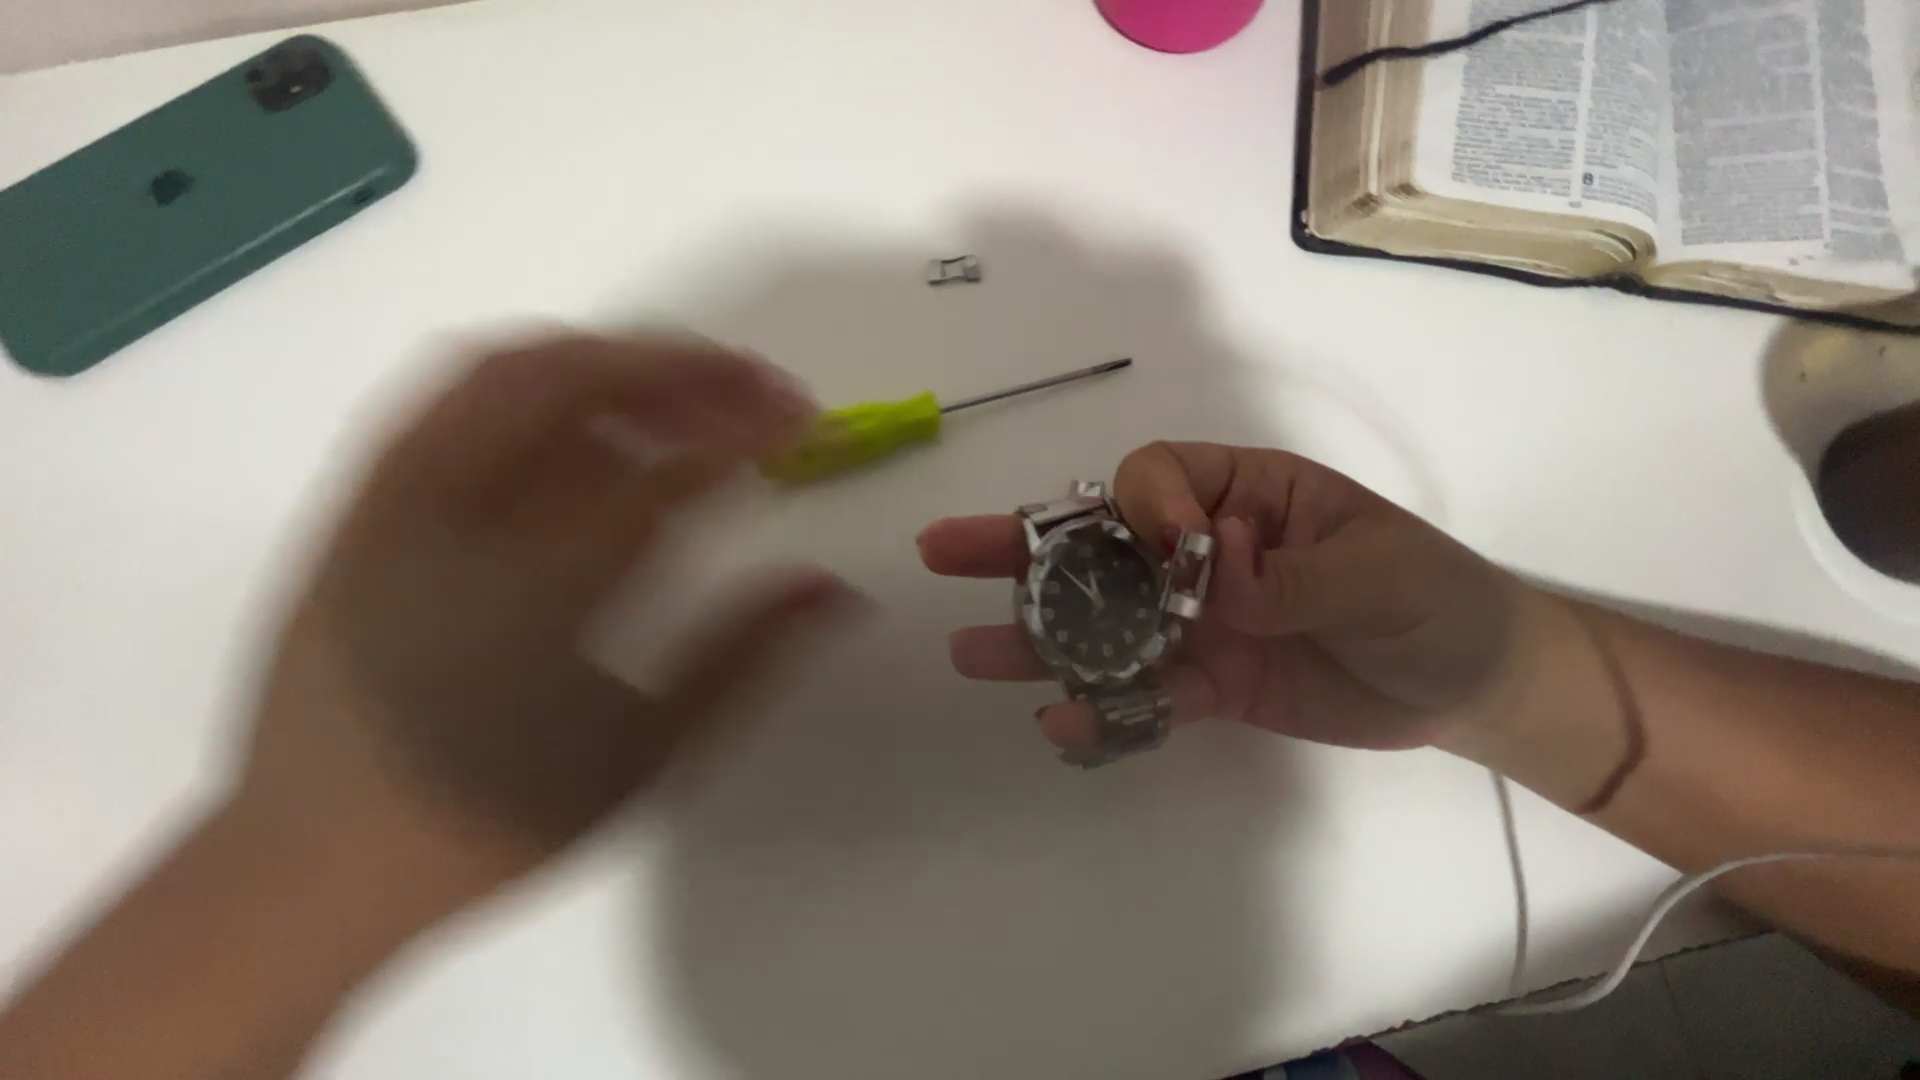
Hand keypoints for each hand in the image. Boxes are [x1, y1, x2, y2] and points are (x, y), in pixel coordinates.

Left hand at [235, 333, 858, 888]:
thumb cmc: (494, 821)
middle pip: (578, 387)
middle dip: (683, 368)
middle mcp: (452, 527)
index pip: (664, 475)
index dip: (746, 434)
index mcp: (536, 599)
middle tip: (755, 381)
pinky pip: (448, 397)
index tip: (803, 418)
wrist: (308, 866)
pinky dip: (533, 374)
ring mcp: (389, 505)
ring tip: (682, 383)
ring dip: (612, 358)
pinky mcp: (353, 506)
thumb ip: (746, 658)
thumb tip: (833, 586)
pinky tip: (585, 402)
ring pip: (506, 372)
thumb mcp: (645, 757)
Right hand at [919, 442, 1526, 753]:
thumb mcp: (1377, 570)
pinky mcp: (1204, 681)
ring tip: (970, 649)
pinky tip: (1060, 719)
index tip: (1168, 549)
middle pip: (1099, 542)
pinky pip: (1142, 690)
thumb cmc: (1435, 597)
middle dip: (1023, 548)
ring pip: (1104, 621)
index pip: (1156, 476)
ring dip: (1038, 634)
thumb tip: (1210, 579)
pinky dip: (1103, 705)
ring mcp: (1195, 620)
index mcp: (1241, 495)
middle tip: (944, 551)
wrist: (1469, 686)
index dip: (1141, 505)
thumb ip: (1291, 573)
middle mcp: (1200, 552)